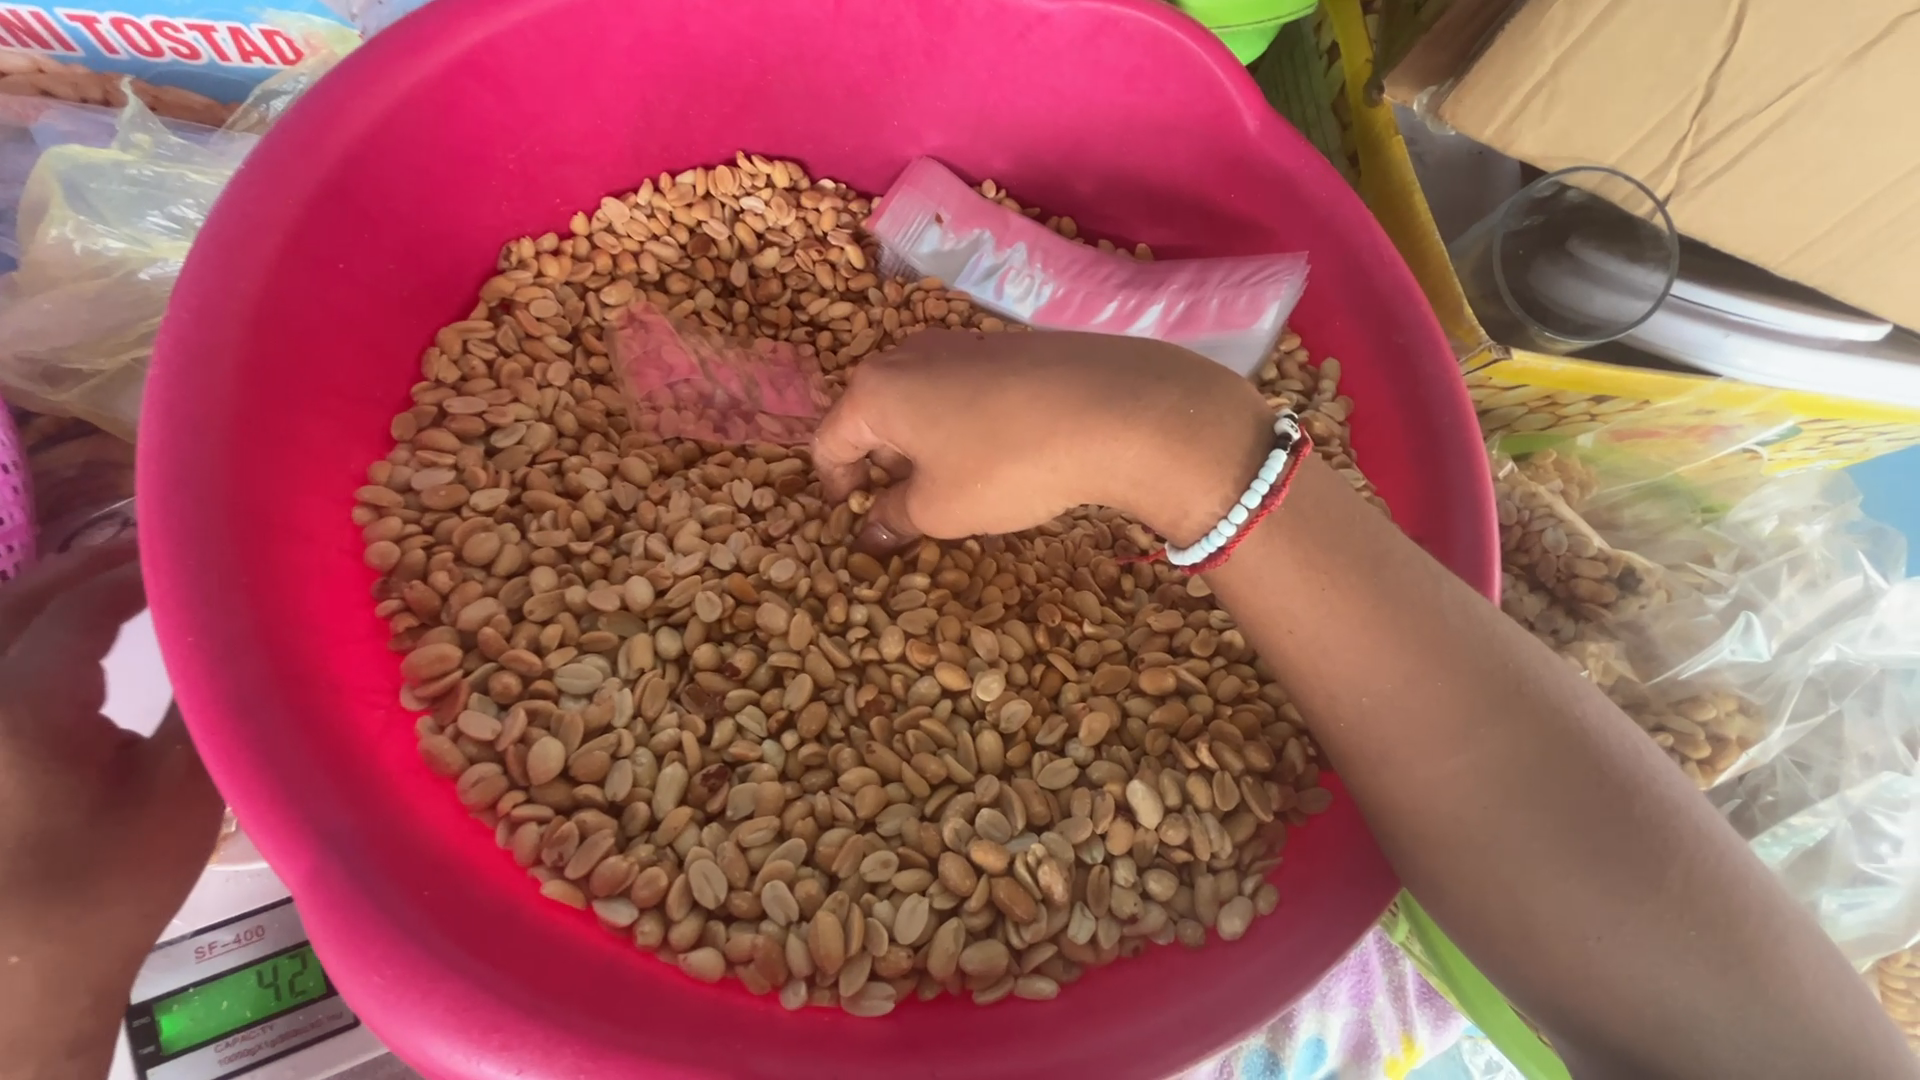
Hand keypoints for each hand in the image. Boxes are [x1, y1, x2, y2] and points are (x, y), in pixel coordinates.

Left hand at [0, 539, 222, 1076]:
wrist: (16, 973)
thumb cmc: (110, 880)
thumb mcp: (185, 788)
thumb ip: (207, 700)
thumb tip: (240, 633)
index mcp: (21, 707)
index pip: (79, 607)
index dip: (140, 573)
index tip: (202, 560)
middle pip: (12, 600)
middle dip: (86, 568)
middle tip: (159, 555)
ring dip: (45, 593)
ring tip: (113, 582)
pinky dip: (16, 633)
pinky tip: (57, 639)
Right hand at [810, 329, 1273, 547]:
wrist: (1112, 409)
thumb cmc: (1003, 465)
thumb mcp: (940, 508)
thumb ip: (893, 518)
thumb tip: (870, 532)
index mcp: (875, 390)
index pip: (829, 442)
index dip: (835, 489)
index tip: (855, 521)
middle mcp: (908, 355)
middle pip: (873, 417)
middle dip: (880, 467)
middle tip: (903, 510)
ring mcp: (960, 343)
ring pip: (919, 403)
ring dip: (922, 448)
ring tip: (952, 488)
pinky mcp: (1005, 347)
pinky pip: (960, 392)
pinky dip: (959, 427)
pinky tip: (995, 455)